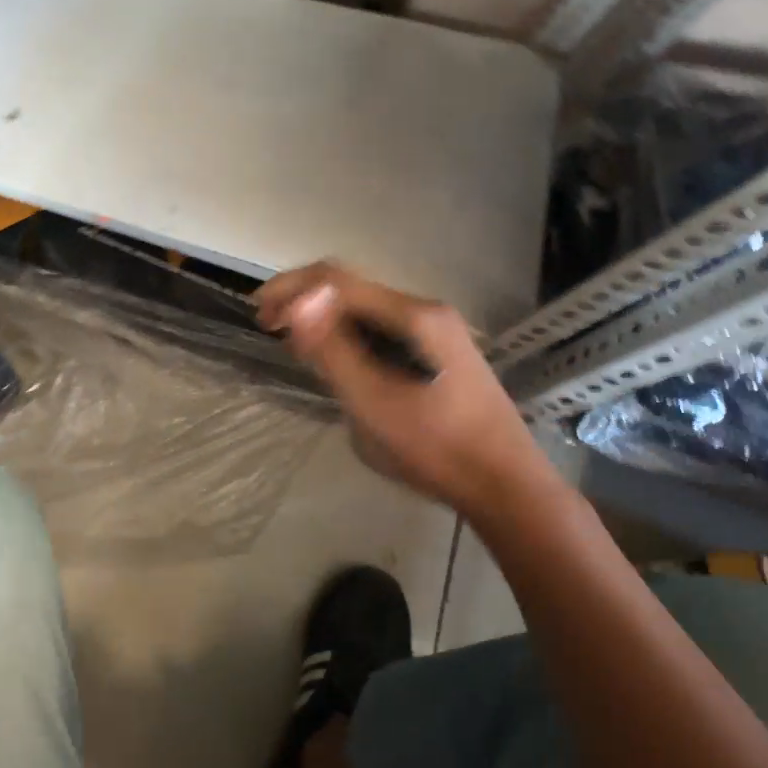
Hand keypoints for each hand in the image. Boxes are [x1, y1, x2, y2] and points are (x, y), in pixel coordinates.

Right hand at [256, 262, 554, 515]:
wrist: (508, 488)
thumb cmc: (437, 448)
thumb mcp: (373, 402)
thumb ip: (333, 350)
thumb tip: (298, 300)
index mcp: (414, 316)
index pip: (335, 279)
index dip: (290, 289)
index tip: (260, 319)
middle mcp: (425, 311)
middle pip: (348, 287)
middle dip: (301, 300)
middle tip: (267, 328)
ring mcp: (433, 330)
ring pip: (361, 307)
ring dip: (320, 318)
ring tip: (292, 345)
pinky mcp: (434, 350)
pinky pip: (377, 327)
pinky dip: (342, 333)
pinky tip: (330, 359)